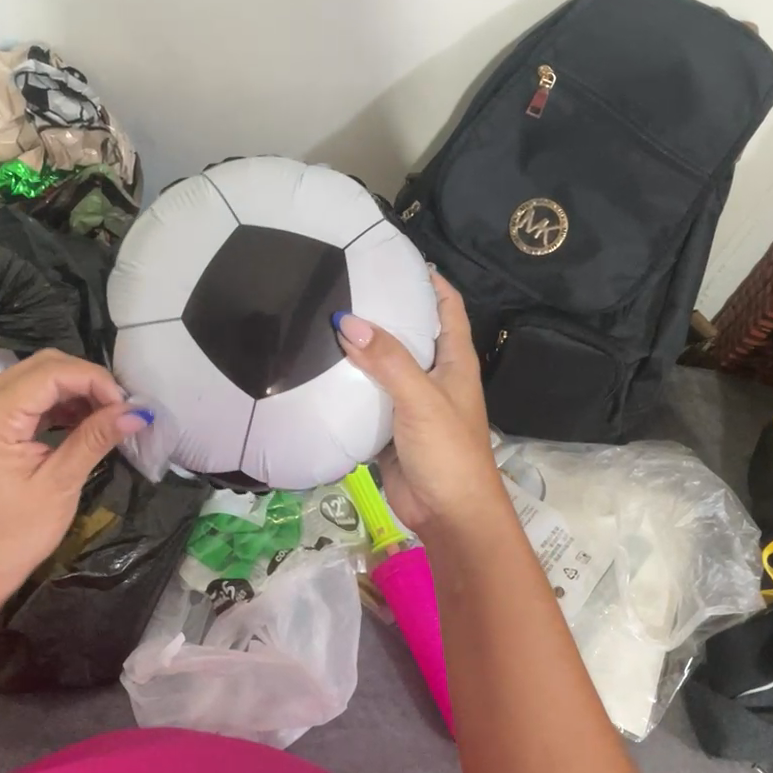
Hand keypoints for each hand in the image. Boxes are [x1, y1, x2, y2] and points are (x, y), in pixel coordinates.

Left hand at [0, 349, 148, 605]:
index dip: (95, 381)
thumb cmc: (15, 533)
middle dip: (87, 380)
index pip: (51, 373)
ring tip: (108, 417)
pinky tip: (85, 423)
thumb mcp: (61, 484)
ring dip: (76, 390)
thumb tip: (138, 412)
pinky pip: (30, 398)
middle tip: (120, 409)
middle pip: (43, 367)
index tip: (126, 408)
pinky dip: (60, 403)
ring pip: (38, 378)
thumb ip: (95, 439)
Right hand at [335, 274, 506, 534]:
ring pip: (383, 366)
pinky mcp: (388, 427)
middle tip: (342, 286)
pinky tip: (317, 370)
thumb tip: (347, 321)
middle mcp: (434, 375)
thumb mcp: (421, 399)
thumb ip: (387, 360)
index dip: (429, 280)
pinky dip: (347, 385)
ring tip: (321, 320)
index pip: (446, 307)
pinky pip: (366, 398)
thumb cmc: (448, 450)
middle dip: (383, 311)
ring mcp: (410, 402)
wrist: (448, 514)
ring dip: (360, 348)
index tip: (396, 258)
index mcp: (455, 361)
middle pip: (409, 333)